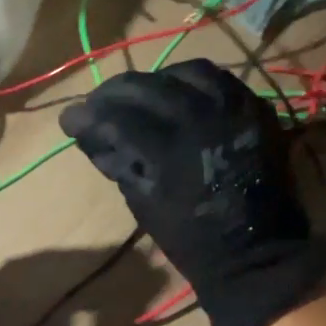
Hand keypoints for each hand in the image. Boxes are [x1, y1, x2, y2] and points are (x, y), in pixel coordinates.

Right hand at [60, 59, 325, 325]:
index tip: (69, 120)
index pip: (118, 117)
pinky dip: (191, 83)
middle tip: (97, 104)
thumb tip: (93, 138)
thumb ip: (120, 163)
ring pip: (186, 73)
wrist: (255, 253)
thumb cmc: (191, 240)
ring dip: (155, 81)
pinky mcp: (255, 110)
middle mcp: (202, 118)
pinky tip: (176, 94)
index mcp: (170, 149)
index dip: (88, 116)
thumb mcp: (144, 204)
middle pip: (148, 87)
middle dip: (114, 93)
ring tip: (139, 95)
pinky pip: (220, 80)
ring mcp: (234, 109)